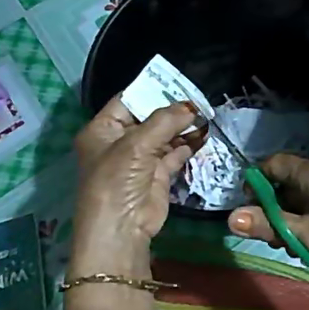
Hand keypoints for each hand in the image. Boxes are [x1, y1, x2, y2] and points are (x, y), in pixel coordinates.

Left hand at [70, 97, 201, 276]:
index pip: (127, 100)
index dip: (151, 90)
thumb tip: (191, 106)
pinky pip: (175, 153)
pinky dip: (188, 144)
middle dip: (173, 109)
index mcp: (102, 130)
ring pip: (164, 135)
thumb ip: (165, 120)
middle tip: (199, 97)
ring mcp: (139, 159)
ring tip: (206, 113)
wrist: (121, 229)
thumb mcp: (137, 144)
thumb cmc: (116, 180)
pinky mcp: (157, 174)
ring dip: (183, 126)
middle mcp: (119, 142)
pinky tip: (203, 134)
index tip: (177, 80)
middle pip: (149, 117)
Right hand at [225, 154, 308, 275]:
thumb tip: (231, 217)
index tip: (249, 208)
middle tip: (274, 238)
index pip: (274, 164)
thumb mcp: (305, 234)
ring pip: (304, 195)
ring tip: (295, 246)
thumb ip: (268, 225)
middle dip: (275, 209)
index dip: (256, 183)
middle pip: (287, 182)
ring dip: (293, 219)